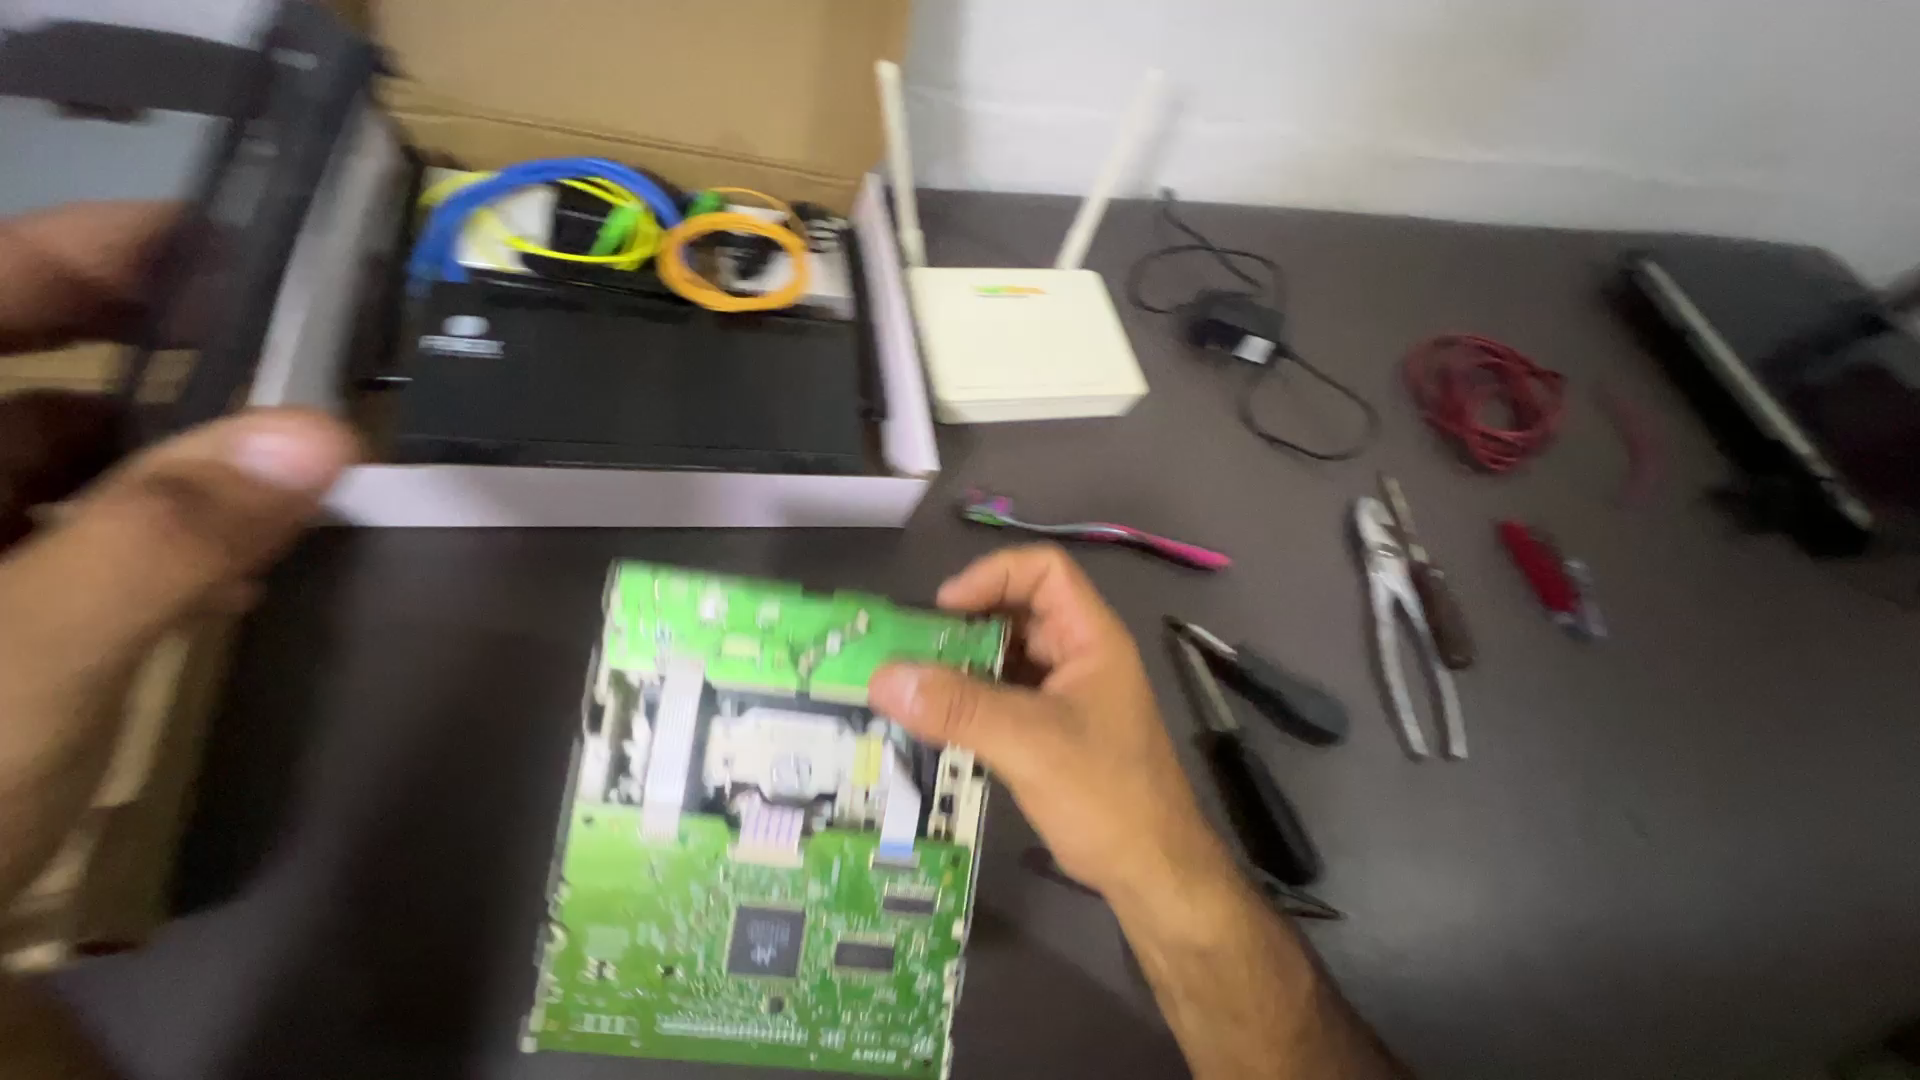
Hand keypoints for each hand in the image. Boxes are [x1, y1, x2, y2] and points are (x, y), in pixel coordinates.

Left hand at [0, 200, 360, 904]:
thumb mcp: (28, 665)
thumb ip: (168, 537)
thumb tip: (323, 434)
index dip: (91, 250)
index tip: (228, 240)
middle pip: (28, 378)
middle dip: (165, 371)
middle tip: (300, 373)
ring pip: (50, 463)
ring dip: (172, 468)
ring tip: (285, 485)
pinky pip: (59, 537)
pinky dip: (147, 537)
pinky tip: (224, 567)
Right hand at [869, 545, 1234, 901]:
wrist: (1153, 874)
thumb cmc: (1106, 796)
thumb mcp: (1029, 743)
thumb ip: (959, 708)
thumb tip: (882, 677)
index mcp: (1091, 638)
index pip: (1044, 570)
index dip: (993, 575)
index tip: (944, 609)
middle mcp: (1079, 655)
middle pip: (1018, 611)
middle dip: (965, 624)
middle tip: (912, 652)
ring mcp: (1067, 694)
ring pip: (1007, 656)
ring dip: (962, 665)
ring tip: (914, 687)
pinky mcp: (1052, 729)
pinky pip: (1004, 695)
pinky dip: (970, 700)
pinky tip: (937, 721)